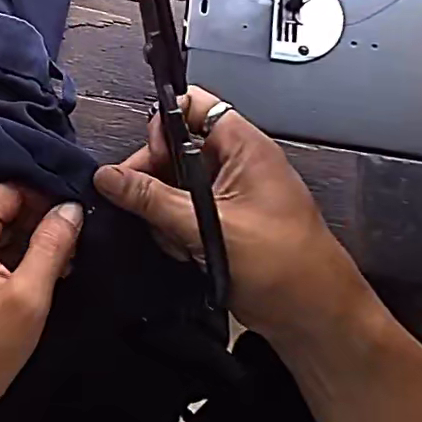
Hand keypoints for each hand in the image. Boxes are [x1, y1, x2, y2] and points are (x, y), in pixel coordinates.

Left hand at [0, 184, 84, 421]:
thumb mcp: (30, 295)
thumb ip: (52, 245)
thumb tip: (70, 209)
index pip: (8, 191)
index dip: (44, 198)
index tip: (74, 214)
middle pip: (1, 208)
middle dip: (39, 221)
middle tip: (73, 242)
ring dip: (30, 241)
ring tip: (63, 261)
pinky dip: (14, 256)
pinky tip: (42, 272)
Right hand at [92, 87, 373, 345]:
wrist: (312, 316)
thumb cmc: (287, 267)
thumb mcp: (209, 227)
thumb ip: (152, 199)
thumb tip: (109, 177)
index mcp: (244, 148)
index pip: (192, 106)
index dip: (162, 126)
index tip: (149, 160)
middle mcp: (234, 164)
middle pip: (172, 149)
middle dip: (153, 179)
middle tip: (148, 206)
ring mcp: (225, 194)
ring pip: (171, 184)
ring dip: (161, 211)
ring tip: (178, 238)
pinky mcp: (218, 220)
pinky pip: (178, 211)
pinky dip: (172, 229)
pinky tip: (184, 250)